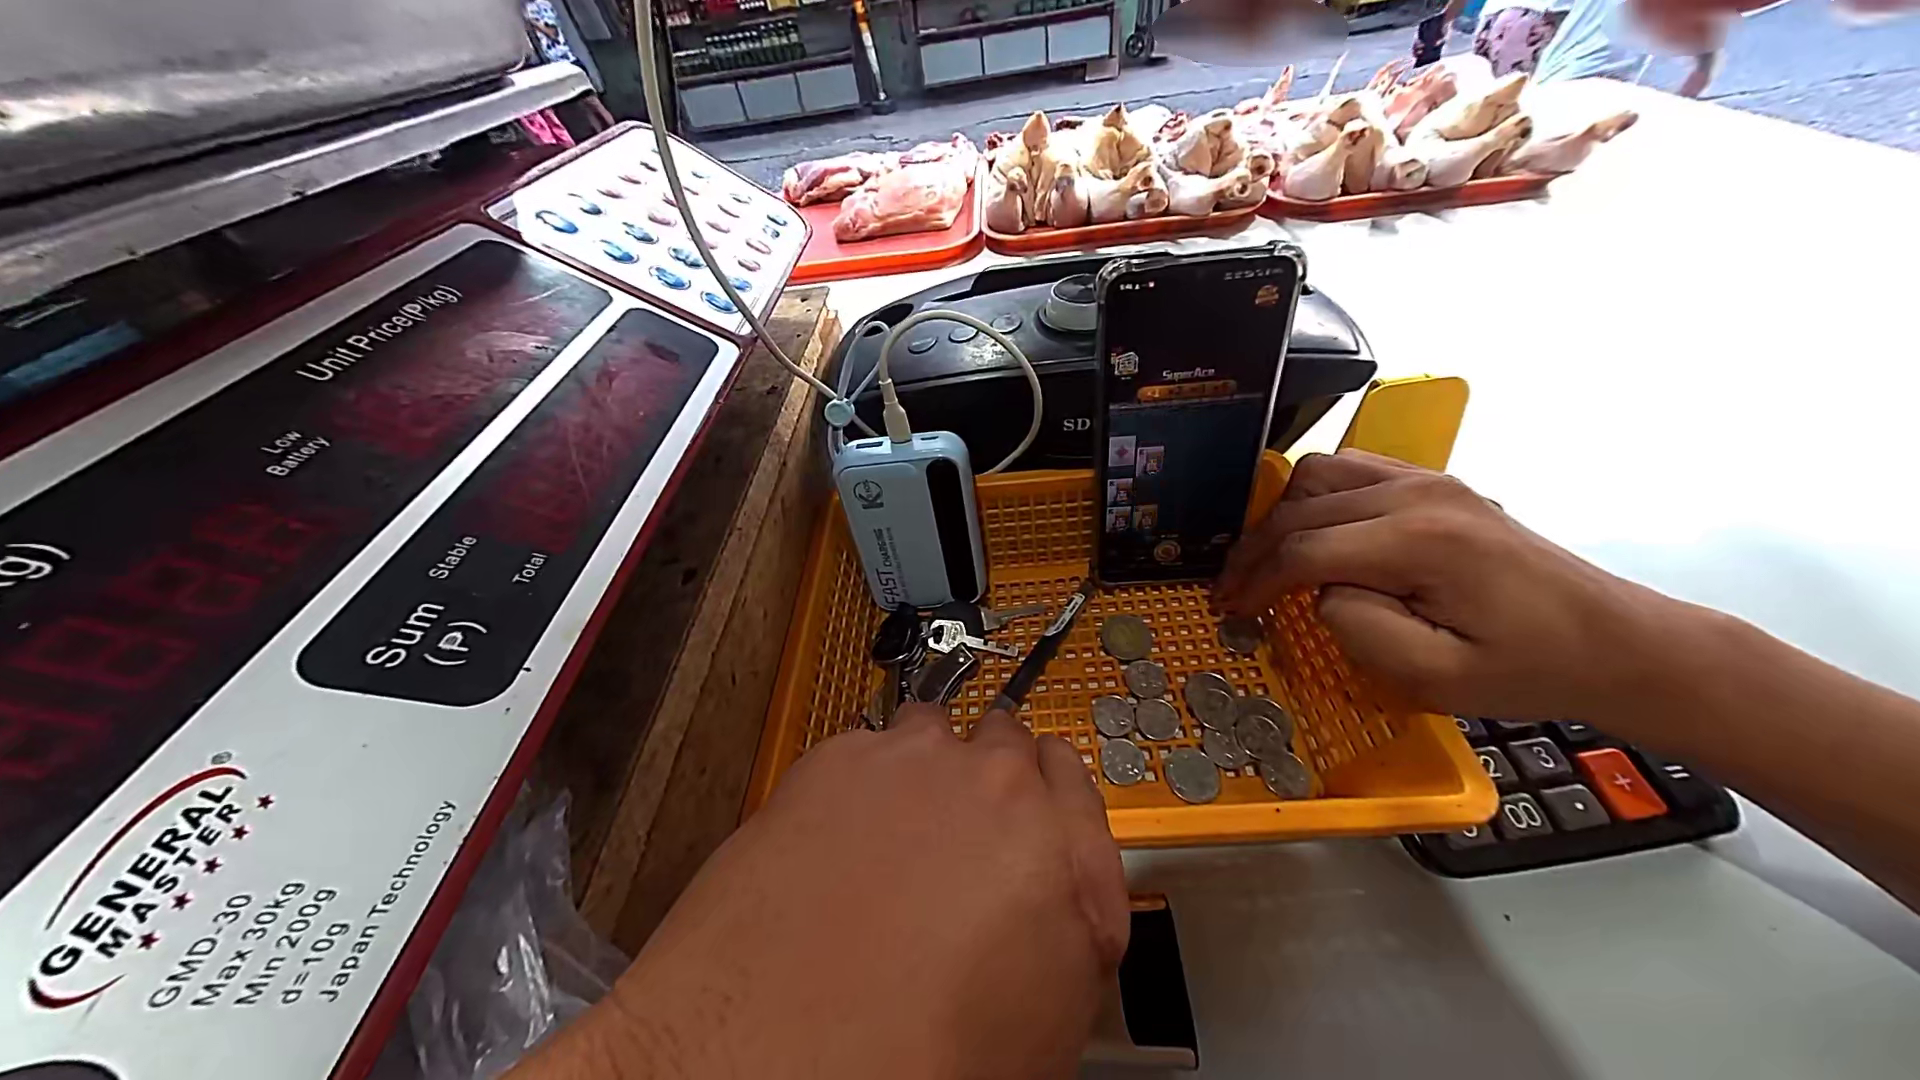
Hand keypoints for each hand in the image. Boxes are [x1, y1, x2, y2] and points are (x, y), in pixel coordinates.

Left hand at [519, 705, 1127, 1079]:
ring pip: (934, 729)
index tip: (1033, 788)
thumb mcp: (1036, 1021)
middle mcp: (1002, 792)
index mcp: (1069, 861)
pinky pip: (865, 746)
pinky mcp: (841, 757)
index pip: (1076, 780)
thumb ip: (1060, 926)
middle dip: (986, 770)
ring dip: (922, 764)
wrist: (766, 1063)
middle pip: (1007, 739)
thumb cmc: (907, 1065)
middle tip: (953, 814)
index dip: (1051, 785)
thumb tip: (1043, 892)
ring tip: (889, 820)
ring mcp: (918, 763)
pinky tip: (831, 834)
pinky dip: (857, 778)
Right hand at [1214, 449, 1673, 723]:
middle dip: (1254, 551)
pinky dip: (1311, 495)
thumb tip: (1318, 592)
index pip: (1304, 549)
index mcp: (1420, 541)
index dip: (1255, 580)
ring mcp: (1428, 480)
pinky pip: (1348, 468)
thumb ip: (1357, 629)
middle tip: (1233, 587)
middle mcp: (1418, 494)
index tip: (1231, 608)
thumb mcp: (1436, 677)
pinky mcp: (1433, 482)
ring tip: (1266, 557)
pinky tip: (1307, 526)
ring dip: (1279, 515)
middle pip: (1300, 508)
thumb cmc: (1529, 668)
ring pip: (1316, 474)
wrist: (1613, 641)